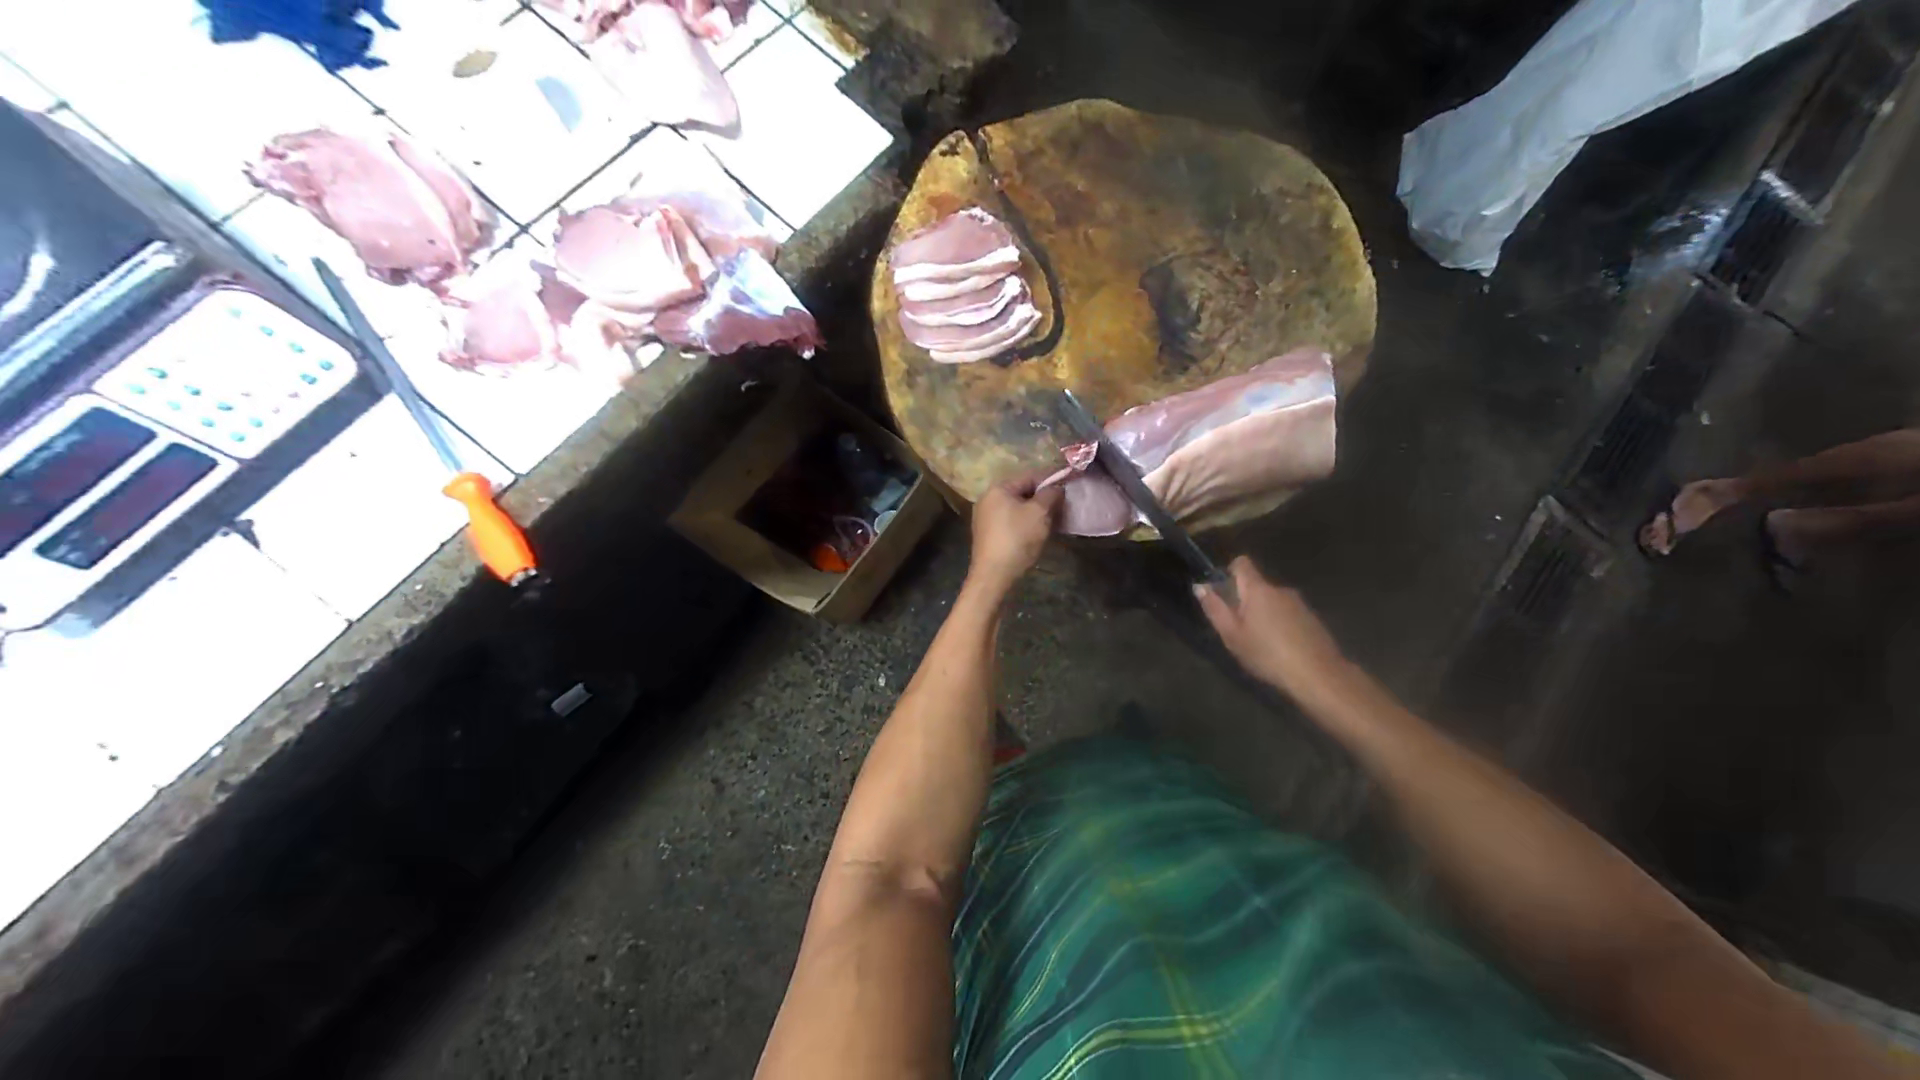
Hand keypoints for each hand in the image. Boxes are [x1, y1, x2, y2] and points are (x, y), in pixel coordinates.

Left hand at [966, 475, 1062, 595]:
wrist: (993, 574)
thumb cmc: (1017, 538)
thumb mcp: (1039, 513)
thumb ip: (1050, 494)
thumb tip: (1056, 487)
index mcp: (998, 488)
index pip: (1030, 476)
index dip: (1051, 478)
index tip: (1070, 483)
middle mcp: (988, 498)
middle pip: (1022, 491)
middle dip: (1044, 496)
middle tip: (1063, 504)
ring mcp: (985, 516)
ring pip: (1017, 507)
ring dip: (1036, 511)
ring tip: (1054, 518)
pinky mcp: (988, 533)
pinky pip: (1011, 520)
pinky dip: (1025, 521)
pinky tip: (1038, 530)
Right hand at [1196, 557, 1348, 697]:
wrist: (1318, 675)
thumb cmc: (1268, 654)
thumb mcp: (1233, 636)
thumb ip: (1215, 609)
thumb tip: (1200, 586)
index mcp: (1258, 590)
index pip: (1242, 563)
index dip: (1229, 573)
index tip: (1223, 594)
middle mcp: (1280, 589)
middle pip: (1256, 585)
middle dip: (1244, 601)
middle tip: (1237, 629)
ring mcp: (1299, 603)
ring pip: (1272, 601)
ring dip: (1262, 614)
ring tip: (1259, 642)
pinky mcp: (1312, 618)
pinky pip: (1287, 613)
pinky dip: (1279, 624)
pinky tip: (1279, 648)